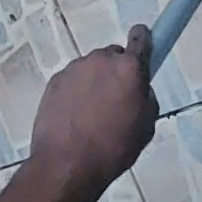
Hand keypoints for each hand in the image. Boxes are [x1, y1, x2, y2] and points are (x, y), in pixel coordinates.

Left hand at [28, 25, 157, 190]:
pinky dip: (75, 92)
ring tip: (90, 115)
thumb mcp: (146, 126)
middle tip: (115, 100)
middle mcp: (101, 59)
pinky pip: (72, 80)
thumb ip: (147, 98)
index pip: (141, 37)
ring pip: (91, 68)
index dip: (143, 42)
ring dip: (94, 82)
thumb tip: (139, 89)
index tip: (141, 54)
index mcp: (128, 68)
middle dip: (116, 71)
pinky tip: (73, 118)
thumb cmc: (114, 148)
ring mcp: (74, 68)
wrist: (66, 165)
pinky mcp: (54, 80)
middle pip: (114, 56)